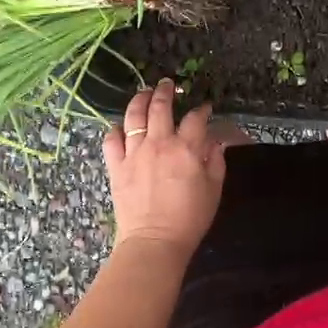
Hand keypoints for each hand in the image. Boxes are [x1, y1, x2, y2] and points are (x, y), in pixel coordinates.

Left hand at [103, 80, 225, 255]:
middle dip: (166, 91)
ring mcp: (134, 153)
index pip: (195, 118)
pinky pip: (111, 140)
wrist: (154, 242)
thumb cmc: (189, 218)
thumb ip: (216, 161)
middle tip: (167, 84)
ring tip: (144, 93)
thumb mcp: (213, 189)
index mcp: (186, 149)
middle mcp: (159, 144)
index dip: (202, 110)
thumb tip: (215, 142)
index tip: (205, 107)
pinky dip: (115, 129)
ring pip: (133, 116)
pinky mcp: (116, 166)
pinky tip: (121, 126)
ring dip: (140, 100)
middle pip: (160, 107)